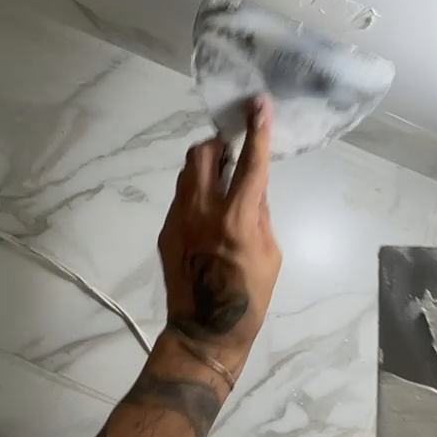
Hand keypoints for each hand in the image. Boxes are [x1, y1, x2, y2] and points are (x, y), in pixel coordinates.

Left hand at [156, 97, 281, 379]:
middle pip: (202, 153)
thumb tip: (254, 186)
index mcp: (236, 219)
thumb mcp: (271, 253)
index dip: (256, 131)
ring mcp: (178, 219)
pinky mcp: (166, 230)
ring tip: (221, 180)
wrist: (203, 332)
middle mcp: (202, 211)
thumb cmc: (249, 298)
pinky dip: (197, 193)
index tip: (258, 104)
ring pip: (187, 171)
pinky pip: (182, 197)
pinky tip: (208, 213)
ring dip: (206, 166)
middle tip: (233, 152)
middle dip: (218, 144)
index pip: (250, 164)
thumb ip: (261, 213)